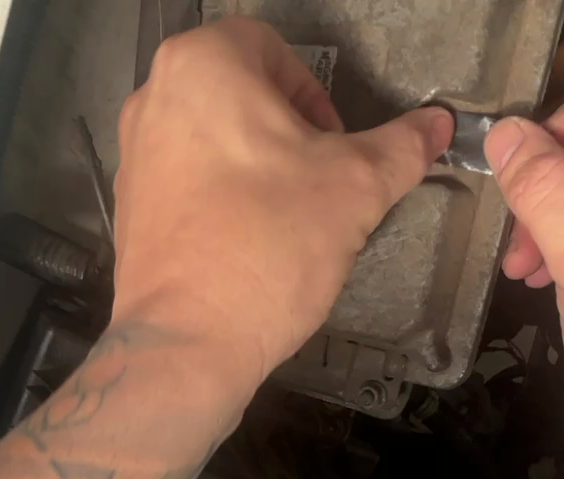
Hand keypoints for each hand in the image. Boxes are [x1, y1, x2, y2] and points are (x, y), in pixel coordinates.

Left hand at [112, 18, 453, 387]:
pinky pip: (188, 193)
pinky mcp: (130, 216)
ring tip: (284, 225)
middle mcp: (152, 100)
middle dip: (287, 140)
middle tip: (316, 189)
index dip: (315, 96)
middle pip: (239, 100)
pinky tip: (247, 251)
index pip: (272, 49)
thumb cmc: (265, 251)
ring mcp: (133, 161)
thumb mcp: (354, 191)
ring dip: (255, 175)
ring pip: (213, 147)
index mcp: (202, 67)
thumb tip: (434, 126)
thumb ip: (400, 148)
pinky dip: (221, 210)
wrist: (188, 345)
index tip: (333, 148)